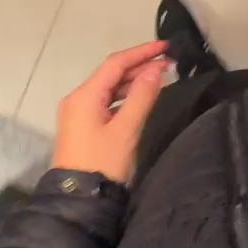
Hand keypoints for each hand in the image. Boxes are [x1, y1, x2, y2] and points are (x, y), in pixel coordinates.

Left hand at [51, 41, 171, 184]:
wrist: (77, 200)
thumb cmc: (102, 163)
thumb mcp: (125, 130)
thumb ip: (141, 97)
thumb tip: (155, 69)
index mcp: (84, 95)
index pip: (116, 63)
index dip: (141, 52)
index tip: (165, 47)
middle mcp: (78, 98)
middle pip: (111, 73)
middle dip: (139, 66)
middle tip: (169, 63)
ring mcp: (78, 112)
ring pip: (109, 87)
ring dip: (133, 81)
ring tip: (160, 77)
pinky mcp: (82, 125)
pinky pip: (105, 101)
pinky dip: (124, 96)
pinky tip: (141, 97)